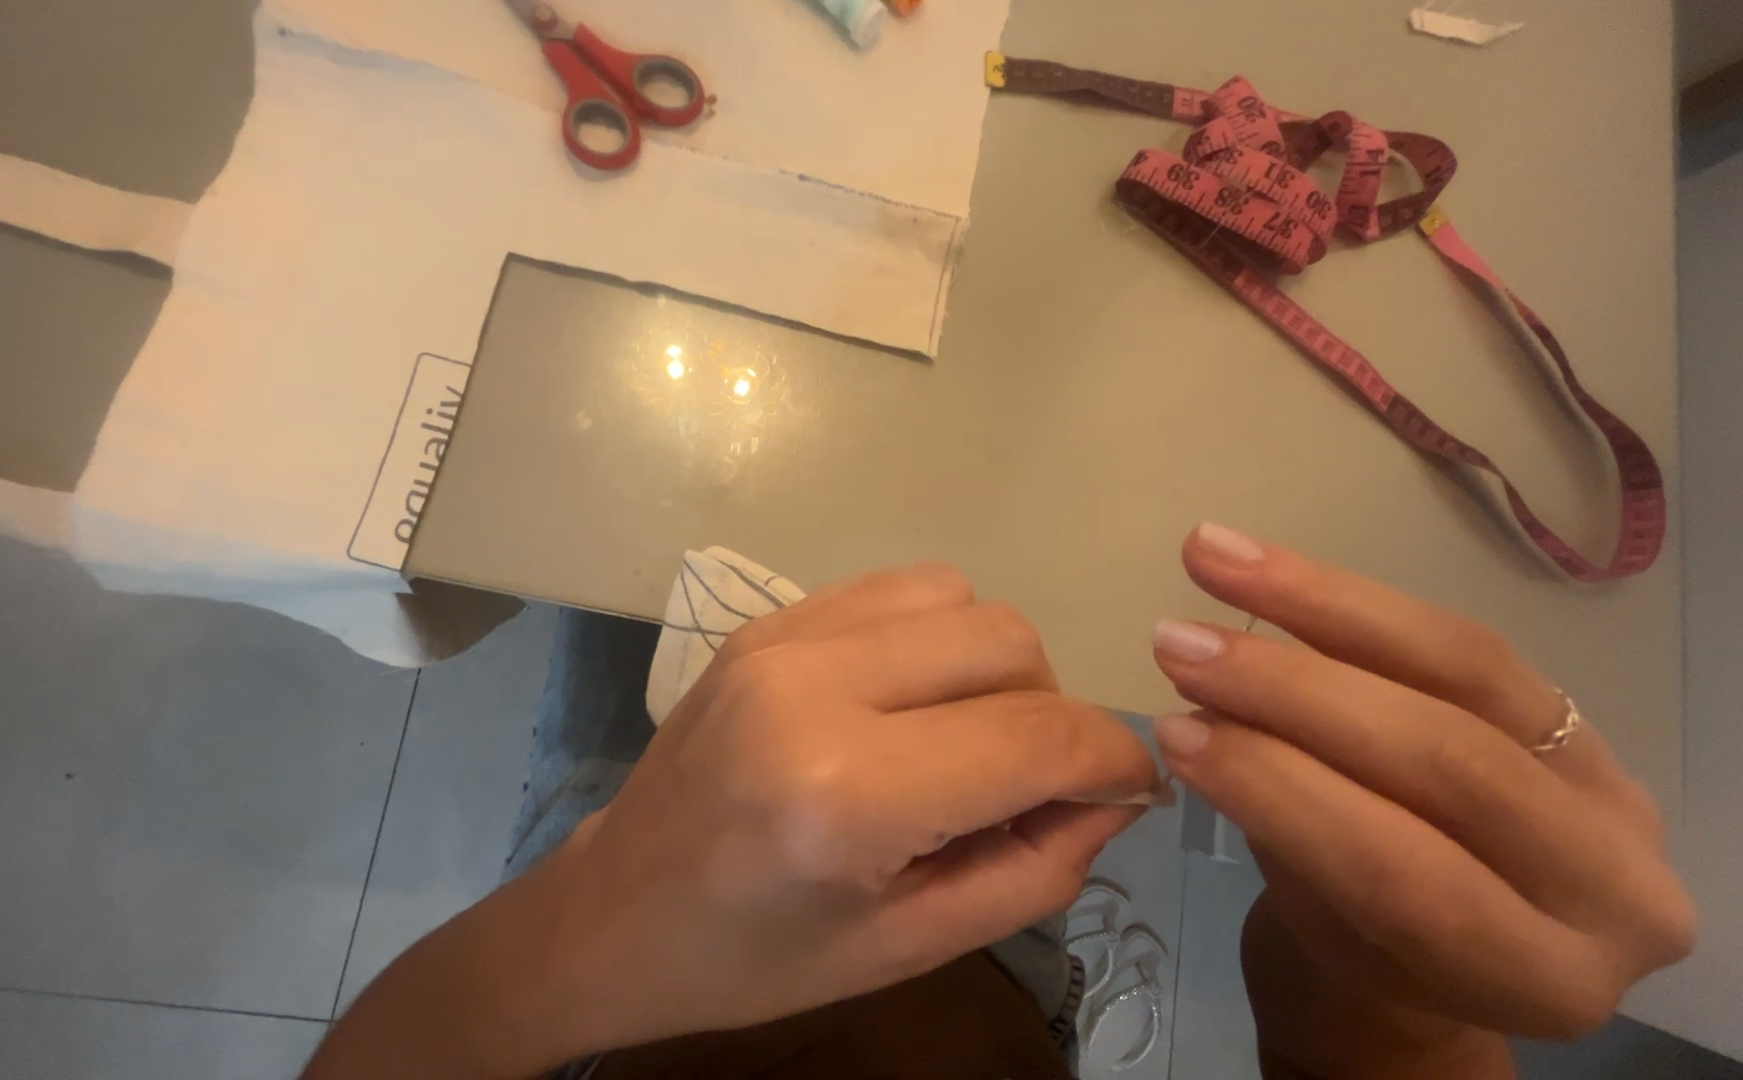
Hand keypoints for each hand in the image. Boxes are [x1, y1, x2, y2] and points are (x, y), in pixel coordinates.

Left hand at [534, 563, 1159, 1058]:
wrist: (616, 910)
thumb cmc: (759, 956)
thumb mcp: (913, 943)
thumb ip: (1038, 865)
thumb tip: (1114, 791)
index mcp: (847, 792)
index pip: (1035, 737)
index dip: (1110, 759)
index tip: (1126, 787)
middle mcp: (814, 686)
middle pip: (1006, 642)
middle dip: (1048, 710)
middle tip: (1023, 775)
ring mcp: (780, 638)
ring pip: (956, 597)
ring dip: (988, 664)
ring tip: (958, 731)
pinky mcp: (764, 621)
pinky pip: (892, 589)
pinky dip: (930, 635)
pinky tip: (903, 695)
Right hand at [1150, 524, 1694, 1077]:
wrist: (1440, 945)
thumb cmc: (1359, 944)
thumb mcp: (1314, 916)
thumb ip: (1278, 822)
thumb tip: (1203, 717)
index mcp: (1538, 975)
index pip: (1406, 873)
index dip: (1277, 788)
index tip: (1170, 730)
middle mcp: (1613, 885)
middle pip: (1445, 757)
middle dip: (1287, 688)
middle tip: (1175, 642)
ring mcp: (1607, 786)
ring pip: (1462, 666)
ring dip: (1315, 602)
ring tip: (1210, 559)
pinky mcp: (1573, 714)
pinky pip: (1455, 638)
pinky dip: (1344, 594)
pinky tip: (1263, 564)